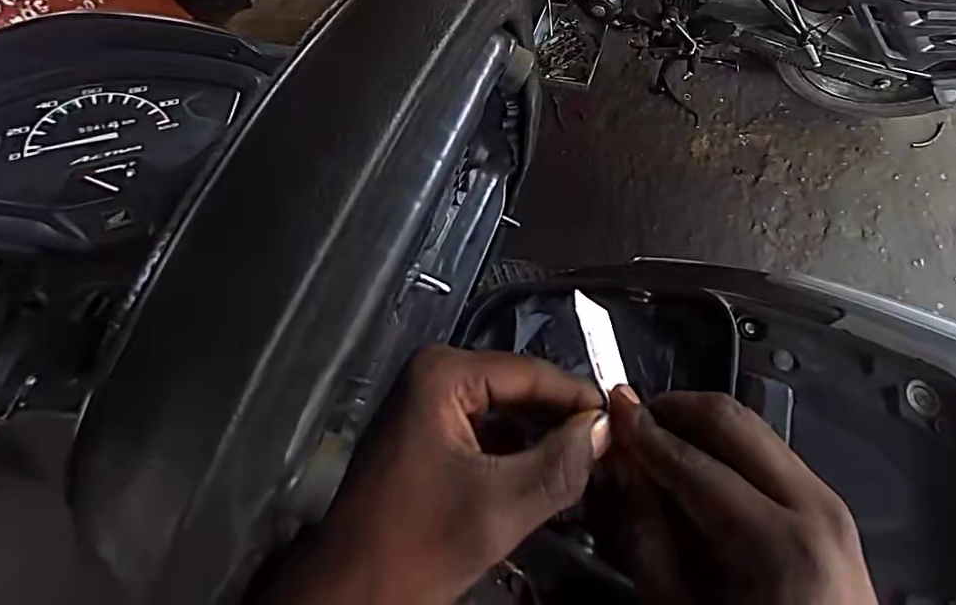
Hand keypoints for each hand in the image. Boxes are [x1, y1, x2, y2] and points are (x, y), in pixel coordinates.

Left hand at [276, 346, 608, 604]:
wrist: (339, 602)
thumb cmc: (407, 552)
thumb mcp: (496, 510)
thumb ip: (558, 465)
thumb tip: (603, 430)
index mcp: (443, 373)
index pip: (531, 373)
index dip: (578, 398)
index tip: (616, 421)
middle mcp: (435, 374)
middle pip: (519, 390)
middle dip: (561, 422)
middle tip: (604, 447)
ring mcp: (429, 401)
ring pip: (506, 411)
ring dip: (542, 439)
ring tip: (583, 464)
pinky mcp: (429, 431)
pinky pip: (487, 430)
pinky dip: (517, 452)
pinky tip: (546, 476)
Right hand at [610, 387, 875, 604]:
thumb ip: (650, 536)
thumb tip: (627, 463)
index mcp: (779, 547)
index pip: (695, 462)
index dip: (645, 431)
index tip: (615, 409)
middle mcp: (813, 507)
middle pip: (730, 419)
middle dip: (675, 408)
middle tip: (635, 416)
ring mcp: (828, 499)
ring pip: (751, 425)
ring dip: (699, 421)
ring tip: (660, 437)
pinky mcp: (829, 500)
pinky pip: (768, 449)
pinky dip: (727, 444)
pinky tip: (697, 460)